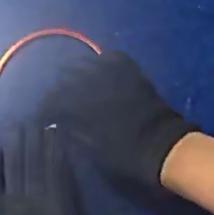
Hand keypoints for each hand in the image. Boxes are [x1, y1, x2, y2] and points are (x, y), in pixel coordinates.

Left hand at [0, 124, 134, 214]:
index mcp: (60, 211)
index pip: (56, 167)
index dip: (54, 144)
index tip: (56, 124)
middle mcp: (31, 202)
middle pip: (30, 159)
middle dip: (33, 137)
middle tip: (36, 117)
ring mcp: (8, 208)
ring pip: (10, 165)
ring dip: (13, 144)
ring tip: (18, 125)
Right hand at [38, 51, 195, 191]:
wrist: (170, 152)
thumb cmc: (130, 156)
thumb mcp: (96, 152)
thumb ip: (75, 134)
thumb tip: (60, 123)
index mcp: (84, 107)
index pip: (55, 99)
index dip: (46, 106)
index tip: (42, 115)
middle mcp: (96, 87)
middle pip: (67, 78)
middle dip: (59, 88)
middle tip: (57, 98)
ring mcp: (116, 79)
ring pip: (87, 64)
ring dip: (76, 70)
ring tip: (73, 78)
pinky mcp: (133, 77)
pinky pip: (116, 58)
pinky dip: (105, 60)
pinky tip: (101, 66)